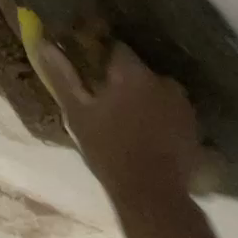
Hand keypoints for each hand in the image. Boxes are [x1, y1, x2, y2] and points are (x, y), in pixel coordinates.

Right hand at [32, 34, 203, 202]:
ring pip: (155, 91)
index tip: (89, 71)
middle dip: (122, 81)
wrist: (151, 193)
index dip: (101, 58)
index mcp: (132, 73)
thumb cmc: (108, 149)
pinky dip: (158, 117)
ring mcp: (183, 104)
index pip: (116, 49)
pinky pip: (169, 111)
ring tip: (126, 121)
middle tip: (105, 102)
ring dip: (142, 99)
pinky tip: (146, 135)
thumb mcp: (77, 113)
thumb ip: (62, 77)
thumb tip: (44, 44)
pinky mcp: (194, 126)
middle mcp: (163, 80)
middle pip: (137, 71)